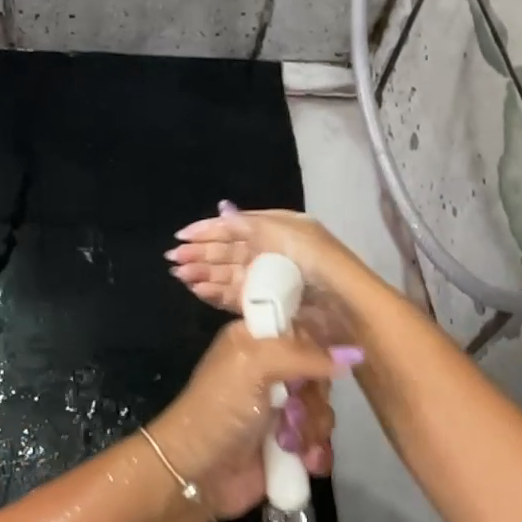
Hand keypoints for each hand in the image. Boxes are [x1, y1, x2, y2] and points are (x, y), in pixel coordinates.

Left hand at [146, 321, 357, 519]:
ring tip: (294, 445)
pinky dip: (316, 451)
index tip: (317, 365)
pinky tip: (305, 461)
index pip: (300, 329)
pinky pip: (321, 440)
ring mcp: (279, 407)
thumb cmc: (221, 408)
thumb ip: (302, 355)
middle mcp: (268, 369)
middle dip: (314, 397)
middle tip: (295, 412)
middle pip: (318, 372)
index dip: (315, 347)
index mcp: (254, 340)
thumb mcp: (254, 366)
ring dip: (314, 429)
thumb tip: (353, 352)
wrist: (200, 473)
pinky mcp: (288, 443)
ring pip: (322, 408)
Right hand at [166, 207, 364, 342]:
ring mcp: (271, 281)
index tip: (182, 235)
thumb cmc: (318, 265)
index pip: (237, 227)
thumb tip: (223, 210)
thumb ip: (250, 225)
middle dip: (201, 254)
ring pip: (229, 274)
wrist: (347, 310)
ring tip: (180, 276)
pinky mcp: (270, 307)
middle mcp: (273, 253)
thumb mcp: (285, 234)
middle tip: (174, 260)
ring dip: (204, 273)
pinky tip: (197, 290)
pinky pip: (237, 298)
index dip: (209, 230)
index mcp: (280, 231)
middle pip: (230, 251)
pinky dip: (216, 294)